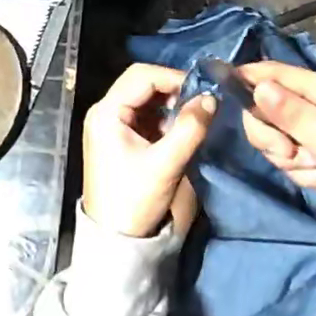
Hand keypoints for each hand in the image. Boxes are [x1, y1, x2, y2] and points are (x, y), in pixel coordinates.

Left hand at [82, 64, 214, 237]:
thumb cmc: (134, 201)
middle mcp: (104, 111)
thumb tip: (211, 98)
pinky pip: (145, 114)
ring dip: (171, 103)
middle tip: (200, 101)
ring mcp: (110, 124)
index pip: (142, 76)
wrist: (114, 239)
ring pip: (145, 98)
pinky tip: (182, 128)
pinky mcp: (119, 137)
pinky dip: (164, 116)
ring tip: (195, 115)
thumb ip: (190, 128)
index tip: (202, 91)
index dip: (173, 77)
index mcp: (106, 113)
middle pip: (142, 83)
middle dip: (173, 88)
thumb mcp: (166, 164)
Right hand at [237, 61, 315, 198]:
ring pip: (271, 136)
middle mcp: (310, 101)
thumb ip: (292, 113)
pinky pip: (284, 155)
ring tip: (315, 167)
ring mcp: (308, 125)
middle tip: (290, 153)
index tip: (227, 93)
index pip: (271, 71)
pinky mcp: (308, 147)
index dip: (246, 78)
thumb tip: (258, 86)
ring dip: (287, 157)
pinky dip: (298, 169)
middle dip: (270, 136)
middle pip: (263, 108)